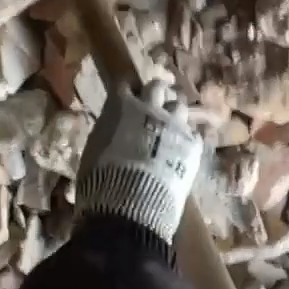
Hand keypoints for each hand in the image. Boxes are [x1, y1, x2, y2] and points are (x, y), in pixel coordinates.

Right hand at [75, 82, 202, 244]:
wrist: (131, 204)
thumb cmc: (101, 180)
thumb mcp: (94, 150)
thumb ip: (108, 131)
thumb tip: (113, 129)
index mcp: (121, 105)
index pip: (124, 84)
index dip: (126, 92)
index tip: (126, 99)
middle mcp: (151, 108)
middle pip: (157, 88)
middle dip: (155, 95)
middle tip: (153, 107)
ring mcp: (174, 125)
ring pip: (180, 106)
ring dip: (174, 115)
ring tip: (171, 129)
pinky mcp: (192, 146)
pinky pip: (194, 134)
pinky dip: (188, 140)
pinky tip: (183, 150)